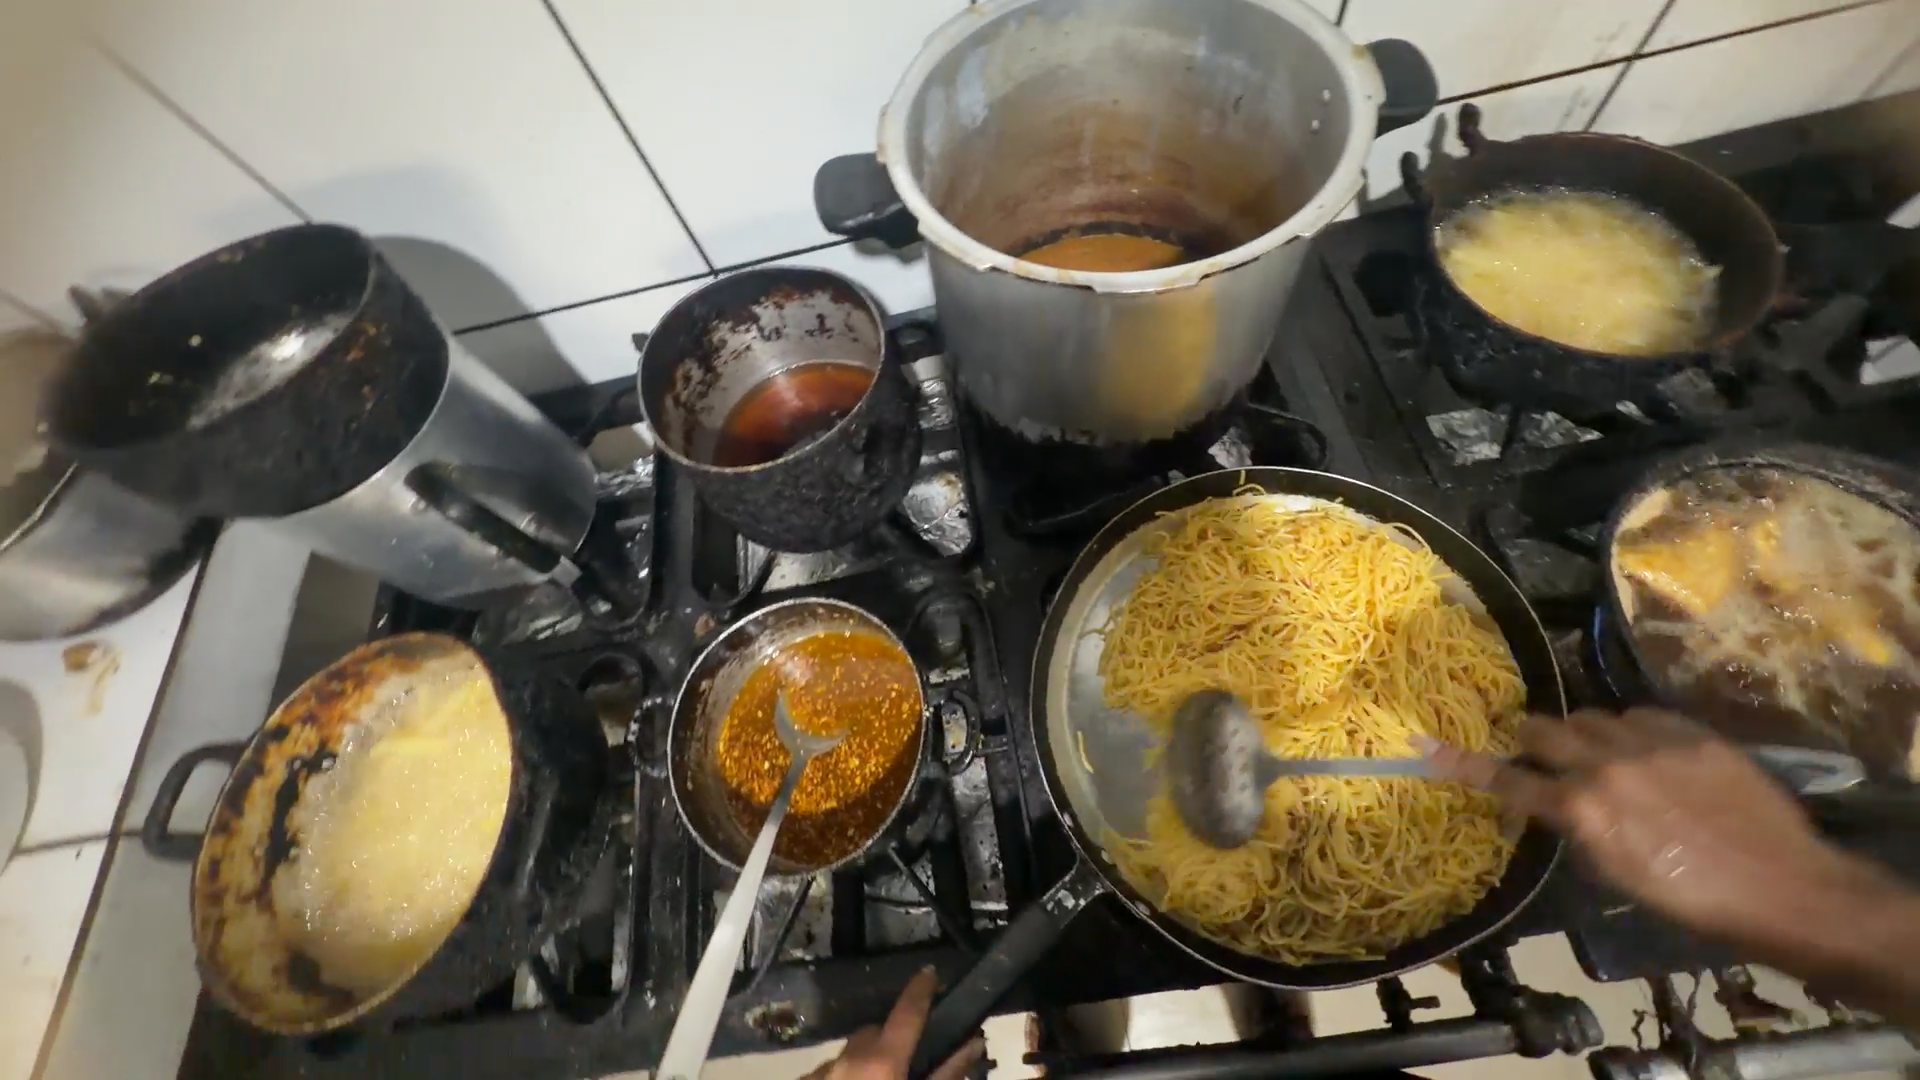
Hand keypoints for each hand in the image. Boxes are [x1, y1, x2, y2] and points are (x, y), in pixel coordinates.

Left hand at [802, 968, 985, 1079]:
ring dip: (862, 1068)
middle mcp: (847, 1059)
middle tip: (904, 1068)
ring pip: (848, 1058)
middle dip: (888, 1043)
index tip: (931, 974)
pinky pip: (826, 1077)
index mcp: (881, 1063)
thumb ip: (945, 1076)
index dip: (921, 989)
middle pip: (873, 1034)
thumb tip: (969, 1045)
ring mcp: (818, 1075)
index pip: (907, 1011)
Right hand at [1427, 708, 1855, 939]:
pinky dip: (1632, 731)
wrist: (1792, 891)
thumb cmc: (1691, 896)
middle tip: (1545, 755)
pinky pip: (1637, 715)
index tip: (1425, 745)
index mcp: (1581, 810)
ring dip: (1585, 736)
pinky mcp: (1690, 735)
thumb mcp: (1612, 870)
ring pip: (1588, 717)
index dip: (1460, 763)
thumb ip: (1569, 825)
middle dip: (1534, 740)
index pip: (1504, 779)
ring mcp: (1650, 746)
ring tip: (1609, 758)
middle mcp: (1605, 768)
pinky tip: (1651, 753)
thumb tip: (1541, 801)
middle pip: (1540, 729)